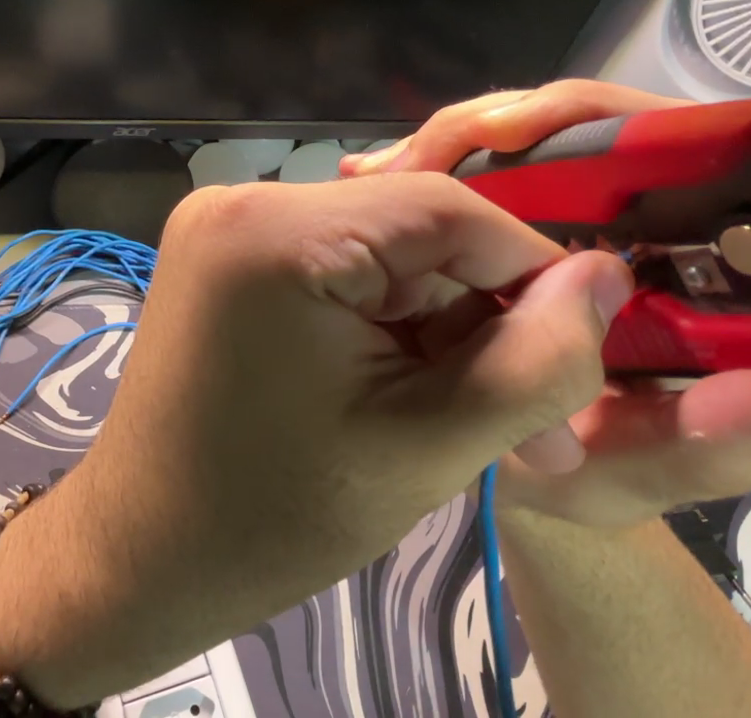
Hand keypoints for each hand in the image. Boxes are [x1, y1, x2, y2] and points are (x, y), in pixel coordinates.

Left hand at [0, 170, 634, 703]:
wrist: (143, 551)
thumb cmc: (274, 516)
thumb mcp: (429, 444)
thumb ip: (538, 359)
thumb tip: (607, 274)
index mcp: (277, 230)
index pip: (447, 208)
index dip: (531, 271)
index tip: (579, 349)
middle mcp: (241, 200)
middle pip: (409, 227)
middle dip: (476, 313)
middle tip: (520, 416)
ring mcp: (224, 225)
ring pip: (378, 249)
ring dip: (431, 323)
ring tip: (449, 414)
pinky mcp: (222, 255)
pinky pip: (333, 264)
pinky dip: (380, 318)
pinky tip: (393, 385)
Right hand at [341, 80, 750, 528]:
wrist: (515, 473)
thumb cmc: (593, 473)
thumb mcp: (649, 470)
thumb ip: (725, 445)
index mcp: (684, 254)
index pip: (667, 147)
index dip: (596, 126)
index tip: (508, 135)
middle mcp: (621, 219)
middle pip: (566, 129)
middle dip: (481, 130)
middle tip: (405, 164)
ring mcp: (550, 219)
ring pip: (502, 148)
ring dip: (435, 150)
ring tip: (369, 174)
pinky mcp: (495, 227)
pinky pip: (456, 180)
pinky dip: (411, 175)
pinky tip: (362, 181)